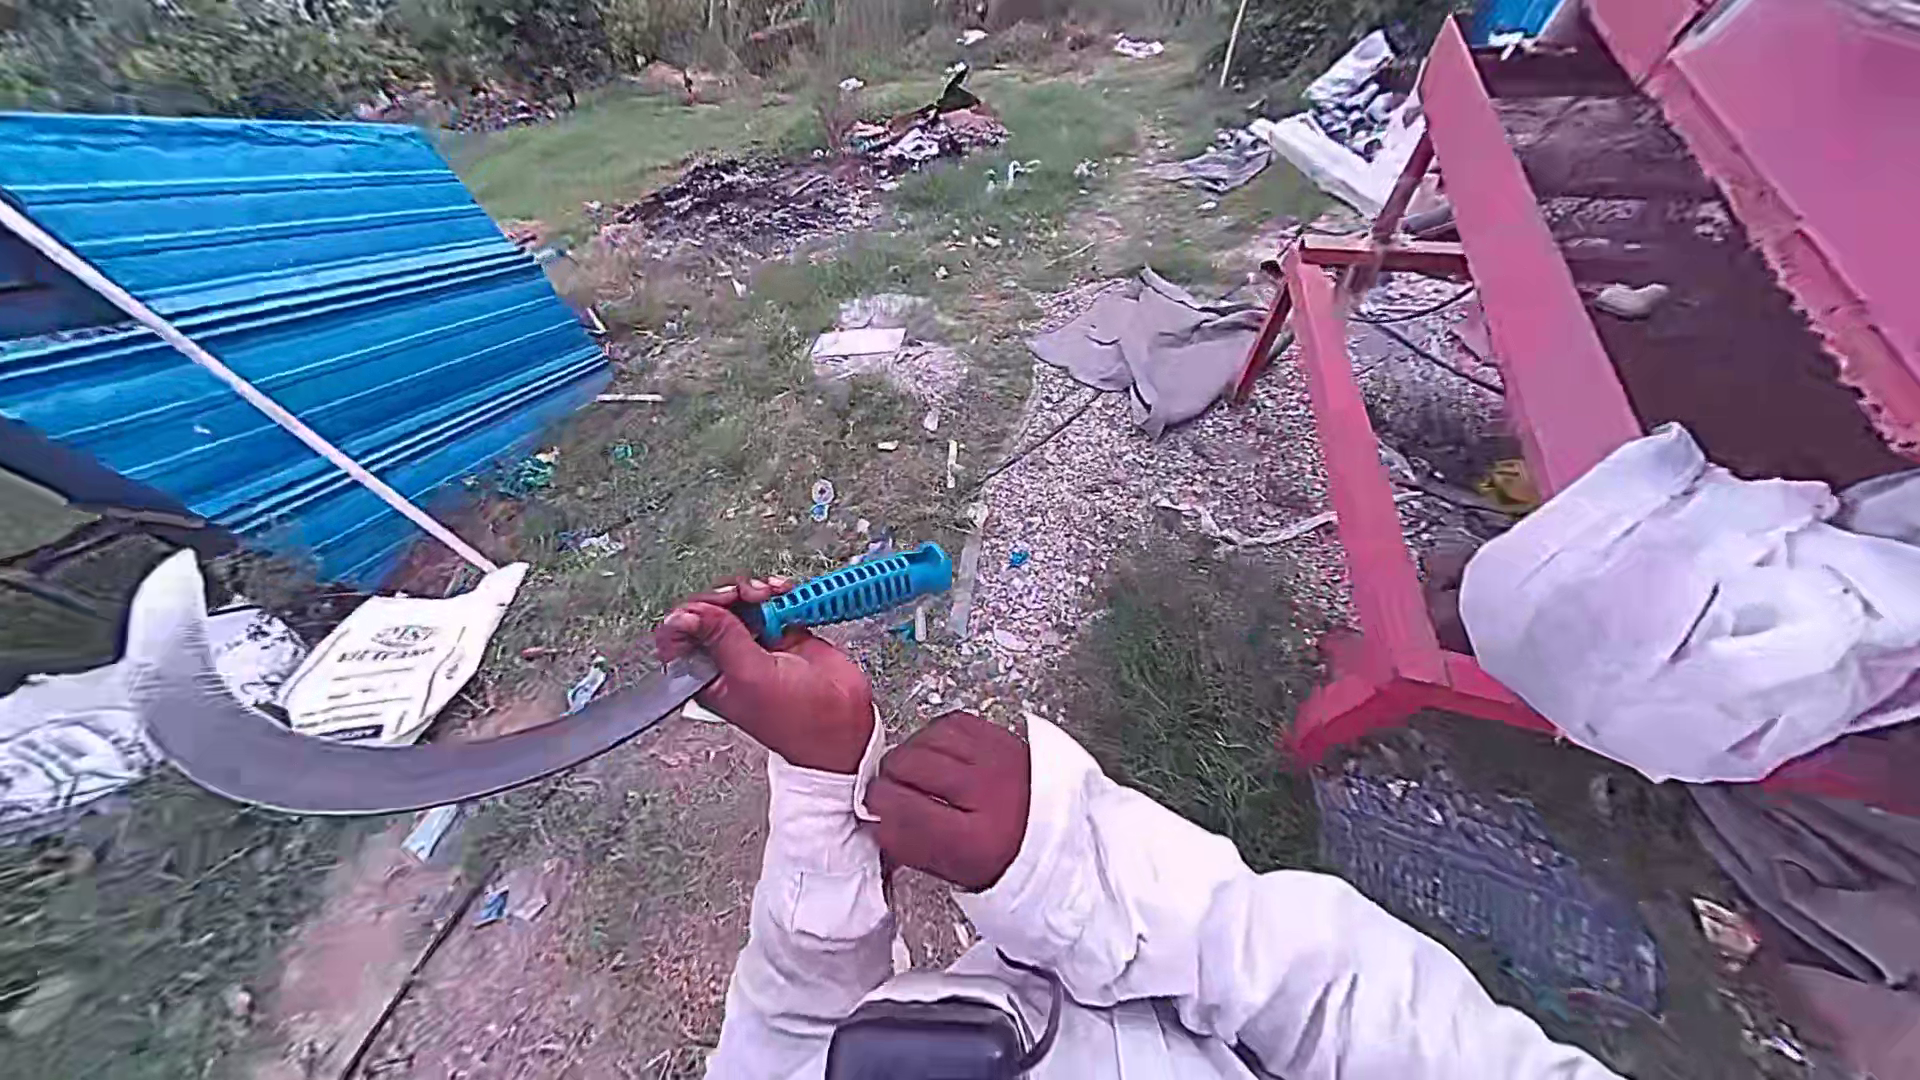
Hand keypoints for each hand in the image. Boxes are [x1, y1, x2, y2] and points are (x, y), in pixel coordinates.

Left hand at [654, 576, 874, 773]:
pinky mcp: (784, 631)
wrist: (842, 719)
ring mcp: (756, 643)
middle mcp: (727, 657)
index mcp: (707, 674)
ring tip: (771, 595)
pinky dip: (780, 592)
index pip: (680, 633)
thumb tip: (687, 614)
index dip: (695, 611)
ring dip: (755, 591)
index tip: (717, 605)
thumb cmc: (795, 717)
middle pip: (711, 610)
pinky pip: (773, 602)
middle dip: (728, 595)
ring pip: (741, 602)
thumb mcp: (751, 676)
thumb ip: (721, 640)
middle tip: (748, 596)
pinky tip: (786, 595)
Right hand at [868, 712, 1029, 890]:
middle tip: (888, 790)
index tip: (870, 810)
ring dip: (908, 754)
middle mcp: (988, 793)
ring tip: (909, 772)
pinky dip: (933, 736)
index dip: (877, 808)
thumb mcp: (961, 872)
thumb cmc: (1007, 855)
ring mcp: (995, 757)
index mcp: (978, 843)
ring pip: (926, 739)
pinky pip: (950, 723)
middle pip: (910, 766)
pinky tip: (933, 752)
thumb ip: (914, 846)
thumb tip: (875, 819)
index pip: (906, 814)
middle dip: (888, 778)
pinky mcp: (999, 735)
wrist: (1062, 829)